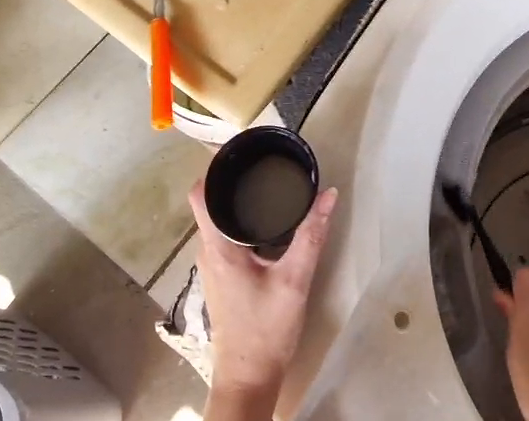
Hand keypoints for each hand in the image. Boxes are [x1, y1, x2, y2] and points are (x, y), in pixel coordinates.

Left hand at [190, 179, 337, 411]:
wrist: (249, 378)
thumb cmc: (265, 329)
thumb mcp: (294, 280)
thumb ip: (311, 235)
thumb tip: (328, 195)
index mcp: (218, 246)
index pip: (200, 193)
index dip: (214, 167)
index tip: (240, 151)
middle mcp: (209, 251)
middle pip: (210, 201)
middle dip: (233, 178)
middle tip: (264, 161)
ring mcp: (214, 266)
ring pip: (218, 220)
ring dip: (237, 200)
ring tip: (267, 183)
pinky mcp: (223, 277)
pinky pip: (226, 235)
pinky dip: (241, 220)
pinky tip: (267, 220)